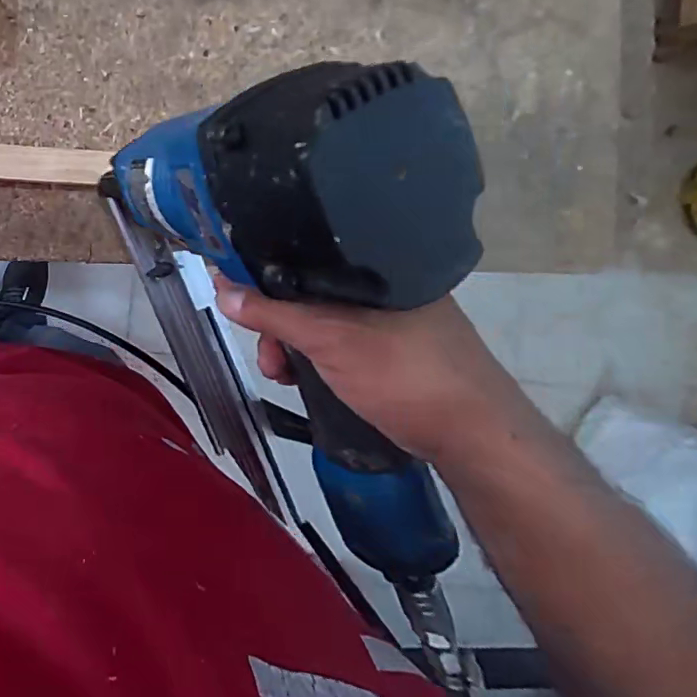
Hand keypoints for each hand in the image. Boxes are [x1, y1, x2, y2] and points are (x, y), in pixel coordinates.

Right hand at [214, 279, 547, 464]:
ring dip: (292, 347)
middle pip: (308, 294)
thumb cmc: (403, 373)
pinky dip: (316, 360)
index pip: (304, 257)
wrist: (475, 439)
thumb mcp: (328, 339)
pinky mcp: (393, 352)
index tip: (237, 292)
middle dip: (276, 325)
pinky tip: (304, 381)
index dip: (265, 273)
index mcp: (374, 268)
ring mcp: (391, 321)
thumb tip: (221, 289)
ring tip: (283, 376)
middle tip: (268, 356)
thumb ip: (273, 314)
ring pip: (321, 323)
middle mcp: (382, 288)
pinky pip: (339, 343)